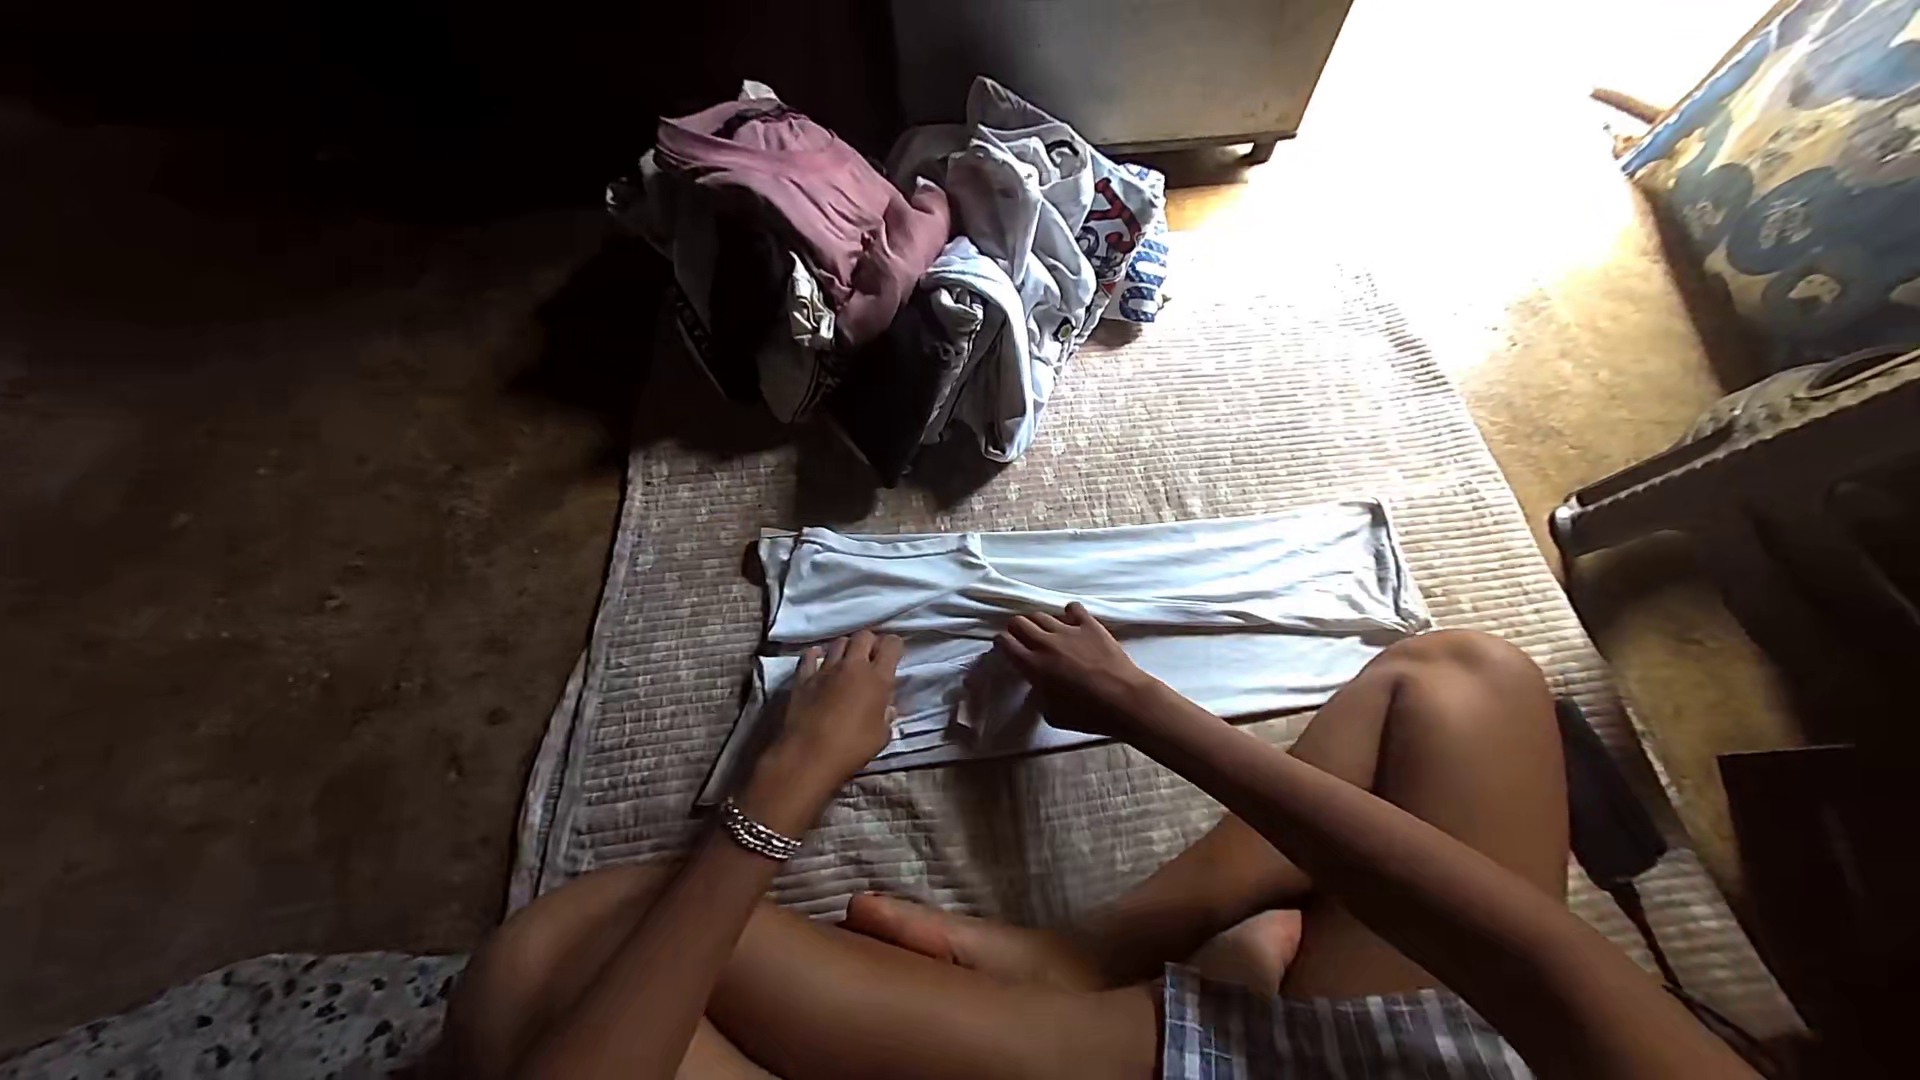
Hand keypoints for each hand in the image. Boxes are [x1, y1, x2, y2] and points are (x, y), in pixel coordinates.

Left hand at [759, 629, 902, 798]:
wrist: (809, 756)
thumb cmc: (852, 748)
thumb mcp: (880, 736)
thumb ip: (886, 717)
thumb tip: (887, 708)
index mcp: (877, 678)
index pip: (891, 645)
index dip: (894, 645)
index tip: (894, 654)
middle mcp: (853, 666)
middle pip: (863, 636)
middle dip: (870, 641)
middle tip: (871, 656)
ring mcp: (825, 670)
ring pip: (838, 642)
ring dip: (846, 647)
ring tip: (847, 659)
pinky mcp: (803, 678)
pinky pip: (809, 657)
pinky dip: (816, 655)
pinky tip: (818, 659)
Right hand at [994, 603, 1158, 737]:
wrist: (1125, 700)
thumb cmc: (1088, 714)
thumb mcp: (1052, 714)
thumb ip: (1038, 694)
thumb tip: (1038, 685)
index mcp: (1033, 666)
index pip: (1004, 642)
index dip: (1002, 643)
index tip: (1006, 647)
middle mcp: (1045, 643)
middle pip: (1018, 621)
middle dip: (1017, 629)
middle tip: (1024, 639)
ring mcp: (1068, 630)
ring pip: (1041, 614)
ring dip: (1040, 623)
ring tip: (1048, 633)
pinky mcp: (1089, 624)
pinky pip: (1072, 608)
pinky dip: (1069, 614)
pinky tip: (1073, 623)